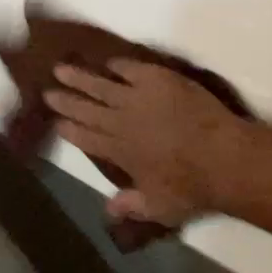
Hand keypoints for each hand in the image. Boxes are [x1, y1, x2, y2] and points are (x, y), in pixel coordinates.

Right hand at [45, 59, 248, 226]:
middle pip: (85, 108)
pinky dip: (118, 65)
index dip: (68, 129)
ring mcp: (136, 97)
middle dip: (65, 100)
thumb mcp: (160, 207)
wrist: (223, 157)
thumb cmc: (193, 187)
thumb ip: (132, 206)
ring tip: (61, 68)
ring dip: (80, 77)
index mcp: (118, 151)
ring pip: (100, 85)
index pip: (85, 138)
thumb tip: (107, 210)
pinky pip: (130, 68)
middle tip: (48, 91)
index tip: (55, 121)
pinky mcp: (155, 79)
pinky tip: (109, 62)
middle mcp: (119, 121)